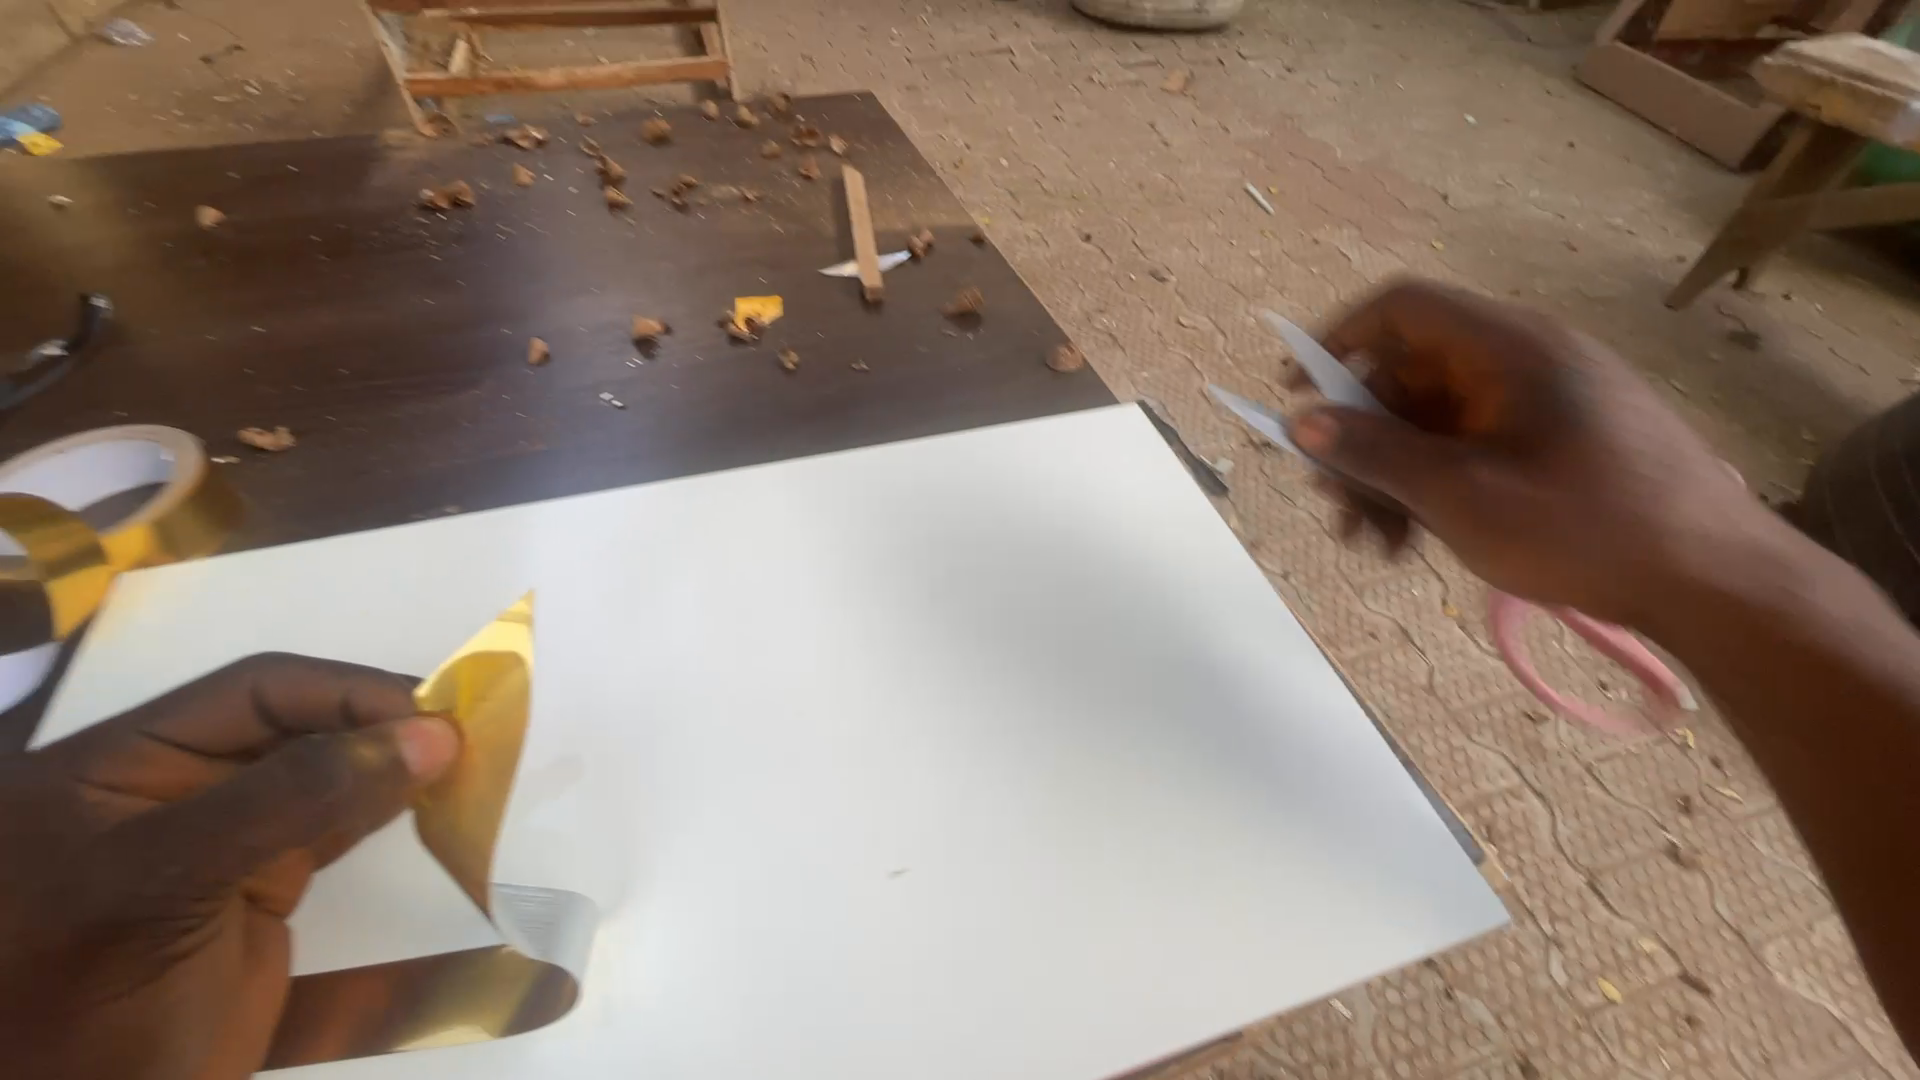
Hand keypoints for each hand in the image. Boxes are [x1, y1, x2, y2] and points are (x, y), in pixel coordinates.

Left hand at [0, 653, 458, 1079]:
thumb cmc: (85, 1005)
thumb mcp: (170, 882)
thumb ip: (298, 796)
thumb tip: (435, 735)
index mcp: (114, 763)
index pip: (258, 690)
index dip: (351, 692)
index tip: (432, 720)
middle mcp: (173, 783)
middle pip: (302, 719)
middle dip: (381, 724)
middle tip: (461, 739)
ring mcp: (223, 831)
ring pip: (330, 765)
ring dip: (396, 760)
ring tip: (462, 762)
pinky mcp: (266, 876)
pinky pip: (342, 818)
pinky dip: (393, 802)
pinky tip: (435, 798)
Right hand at [1288, 277, 1768, 628]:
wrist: (1715, 584)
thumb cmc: (1584, 527)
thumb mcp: (1459, 493)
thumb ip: (1372, 452)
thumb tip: (1300, 422)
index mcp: (1506, 349)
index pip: (1401, 310)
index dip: (1337, 341)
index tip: (1295, 391)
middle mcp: (1516, 364)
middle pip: (1403, 379)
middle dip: (1356, 442)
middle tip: (1330, 500)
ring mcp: (1531, 406)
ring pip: (1424, 425)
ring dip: (1384, 478)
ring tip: (1367, 541)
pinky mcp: (1542, 445)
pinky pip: (1458, 451)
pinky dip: (1423, 490)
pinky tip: (1406, 543)